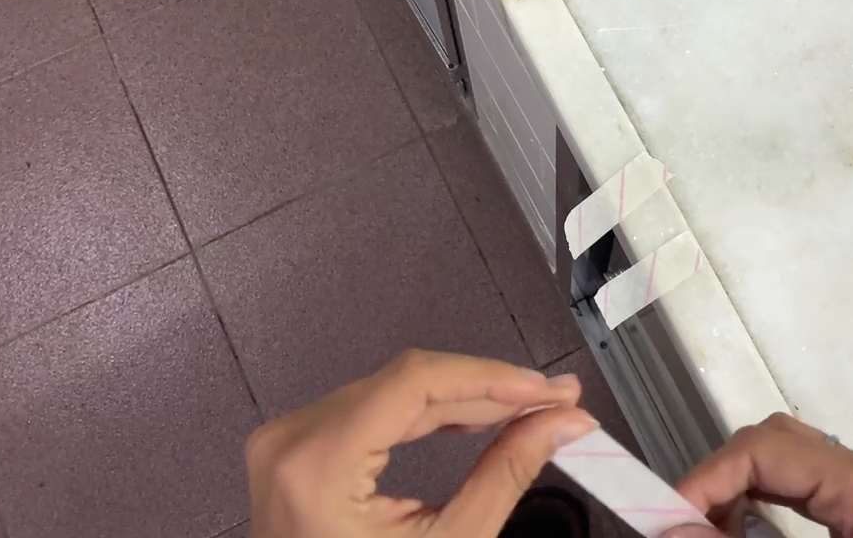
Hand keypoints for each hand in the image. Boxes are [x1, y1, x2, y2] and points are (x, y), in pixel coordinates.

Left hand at [247, 349, 598, 537]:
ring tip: (529, 405)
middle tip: (555, 398)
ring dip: (465, 398)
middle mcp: (293, 436)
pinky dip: (428, 412)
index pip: (415, 382)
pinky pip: (376, 408)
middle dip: (488, 390)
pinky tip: (476, 414)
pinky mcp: (300, 442)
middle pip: (408, 384)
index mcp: (317, 466)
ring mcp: (290, 436)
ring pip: (395, 390)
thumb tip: (562, 422)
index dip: (487, 375)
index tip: (547, 389)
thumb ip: (505, 476)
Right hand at [666, 412, 852, 537]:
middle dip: (723, 483)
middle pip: (773, 444)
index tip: (668, 520)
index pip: (760, 449)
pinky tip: (756, 534)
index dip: (706, 478)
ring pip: (789, 457)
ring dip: (745, 490)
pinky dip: (774, 501)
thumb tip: (670, 530)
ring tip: (717, 533)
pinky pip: (812, 484)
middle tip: (691, 529)